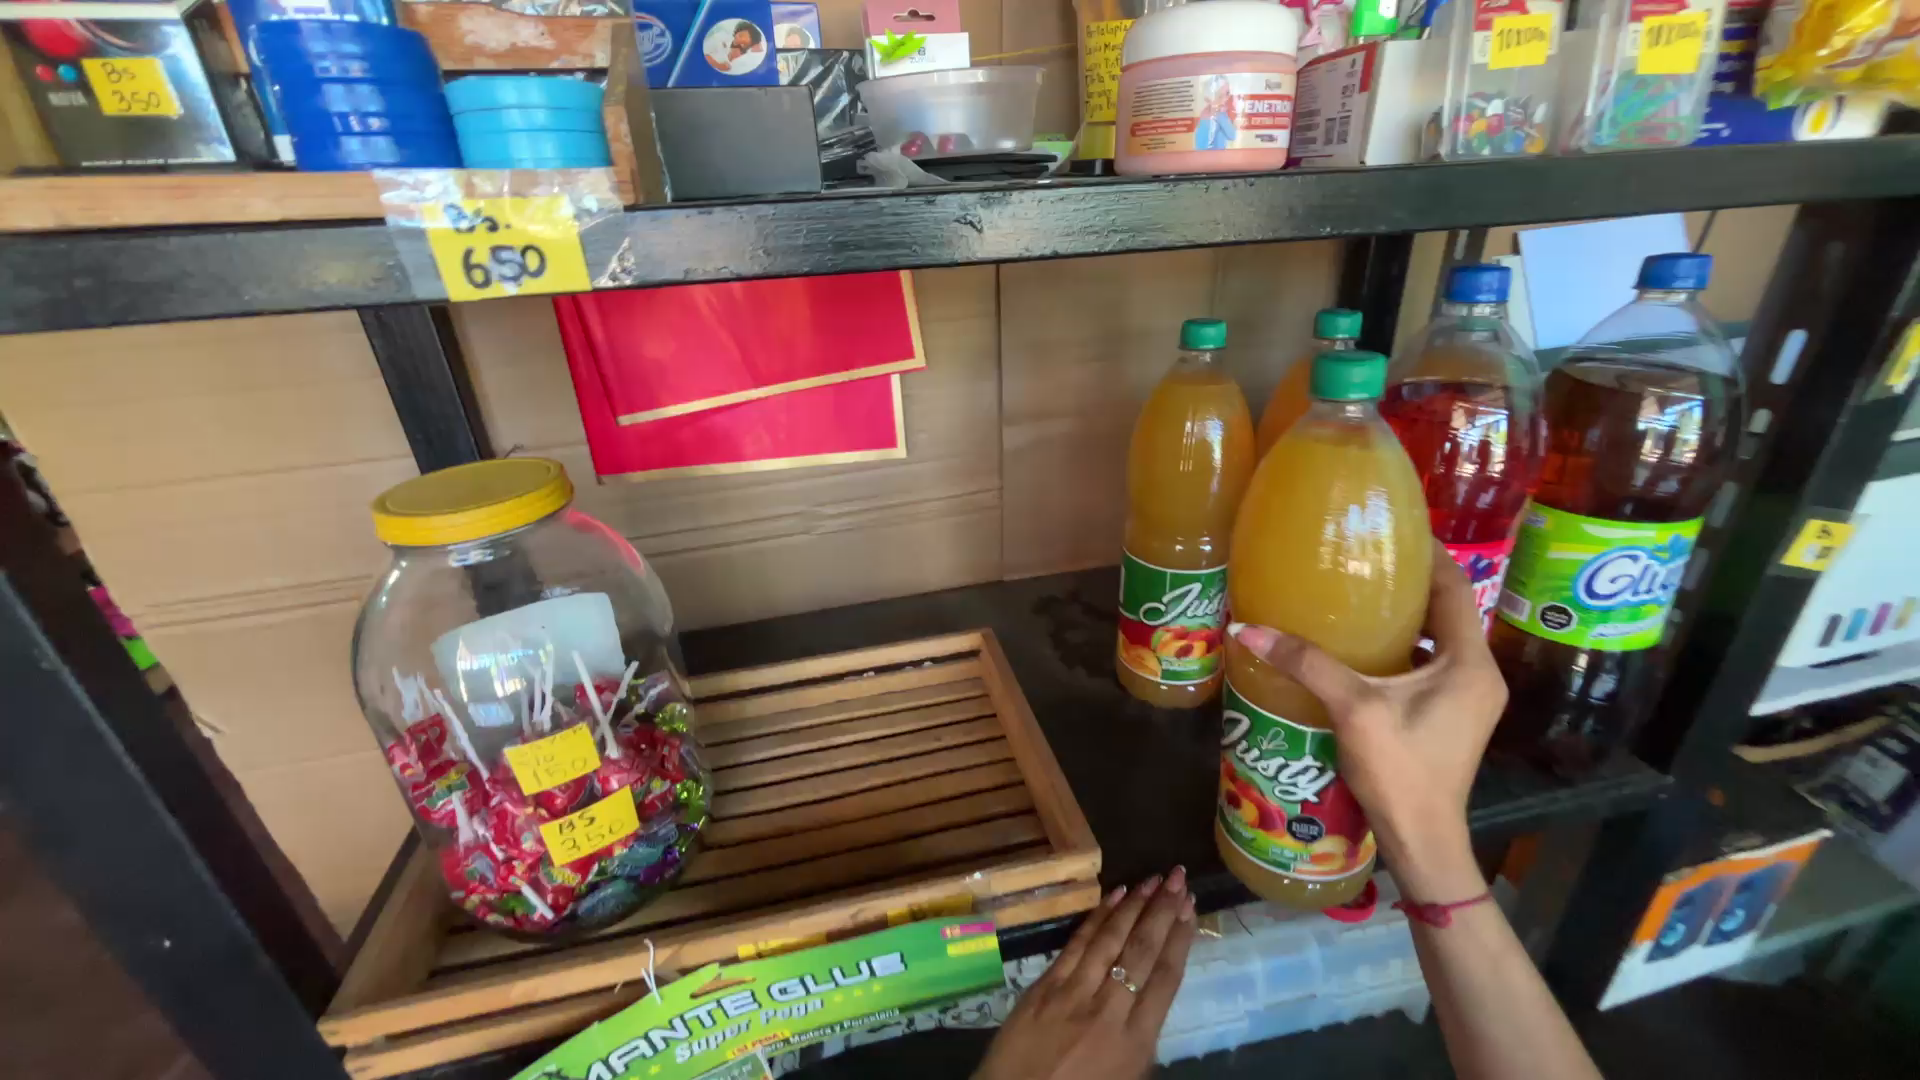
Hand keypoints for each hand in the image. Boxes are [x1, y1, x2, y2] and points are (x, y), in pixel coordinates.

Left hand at [974, 869, 1196, 1079]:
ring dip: (1135, 905)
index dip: (1180, 940)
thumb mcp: (1125, 1079)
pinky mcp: (1046, 985)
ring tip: (1154, 879)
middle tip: (1178, 877)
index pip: (1165, 979)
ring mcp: (1075, 994)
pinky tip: (1115, 896)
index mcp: (1135, 1044)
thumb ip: (1141, 1041)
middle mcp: (1109, 1012)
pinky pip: (1078, 943)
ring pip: (1112, 940)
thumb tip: (1151, 998)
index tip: (1191, 908)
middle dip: (1164, 911)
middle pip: (1142, 951)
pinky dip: (1099, 917)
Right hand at [1228, 541, 1502, 900]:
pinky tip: (1358, 645)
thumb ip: (1307, 664)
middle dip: (1409, 581)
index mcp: (1470, 664)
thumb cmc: (1401, 771)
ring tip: (1356, 591)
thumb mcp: (1353, 709)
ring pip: (1435, 639)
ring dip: (1403, 614)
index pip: (1456, 589)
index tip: (1394, 529)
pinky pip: (1425, 663)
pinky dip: (1398, 645)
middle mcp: (1478, 675)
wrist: (1422, 840)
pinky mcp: (1447, 715)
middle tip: (1363, 556)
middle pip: (1447, 611)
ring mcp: (1465, 698)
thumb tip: (1247, 628)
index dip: (1429, 555)